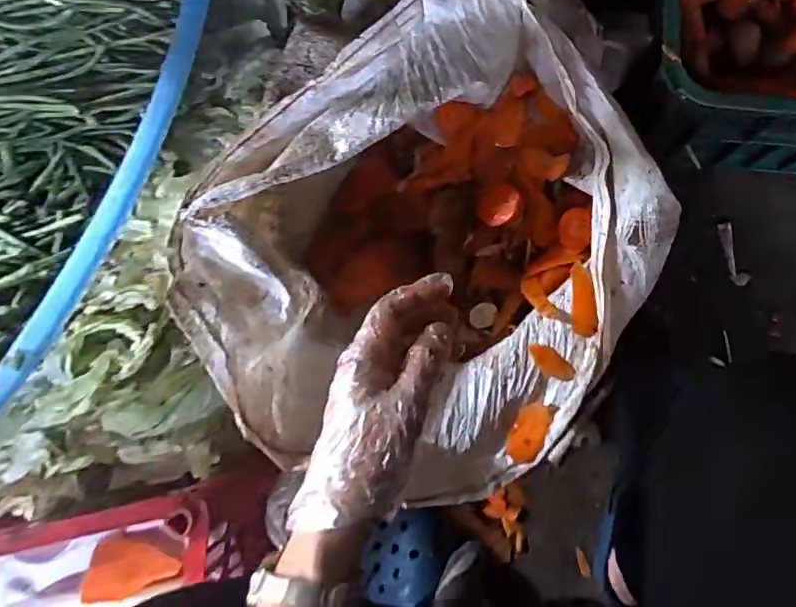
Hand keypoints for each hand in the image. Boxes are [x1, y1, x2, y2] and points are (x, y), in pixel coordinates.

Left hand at [286, 273, 455, 532]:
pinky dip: (419, 353)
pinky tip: (437, 359)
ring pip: (395, 343)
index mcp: (361, 358)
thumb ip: (425, 361)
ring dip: (423, 330)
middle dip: (422, 308)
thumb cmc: (372, 454)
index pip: (388, 310)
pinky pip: (397, 364)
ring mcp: (363, 384)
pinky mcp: (370, 403)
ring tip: (452, 329)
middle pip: (391, 323)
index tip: (448, 284)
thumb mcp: (406, 406)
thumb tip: (442, 326)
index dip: (418, 292)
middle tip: (456, 304)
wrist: (339, 511)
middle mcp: (359, 365)